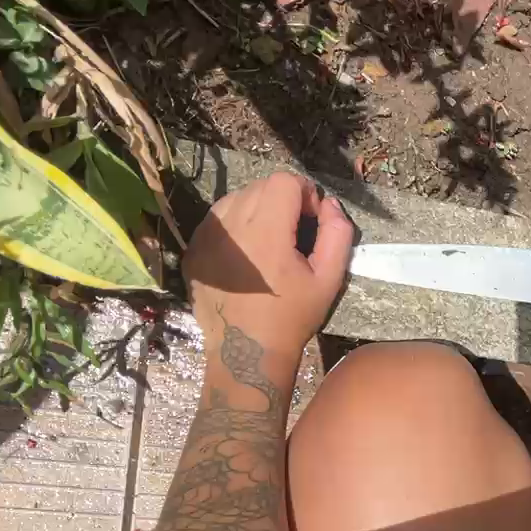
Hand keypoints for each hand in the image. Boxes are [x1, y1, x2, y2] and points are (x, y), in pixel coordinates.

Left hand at [184, 171, 353, 358]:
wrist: (246, 349)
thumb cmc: (293, 316)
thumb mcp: (328, 279)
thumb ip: (337, 235)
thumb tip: (330, 204)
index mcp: (266, 232)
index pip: (284, 181)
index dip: (305, 194)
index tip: (311, 220)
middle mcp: (231, 226)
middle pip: (260, 186)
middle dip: (283, 201)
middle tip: (294, 233)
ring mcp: (206, 236)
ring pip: (236, 198)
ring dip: (258, 210)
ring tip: (269, 243)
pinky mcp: (193, 248)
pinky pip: (217, 219)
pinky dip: (236, 226)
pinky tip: (248, 255)